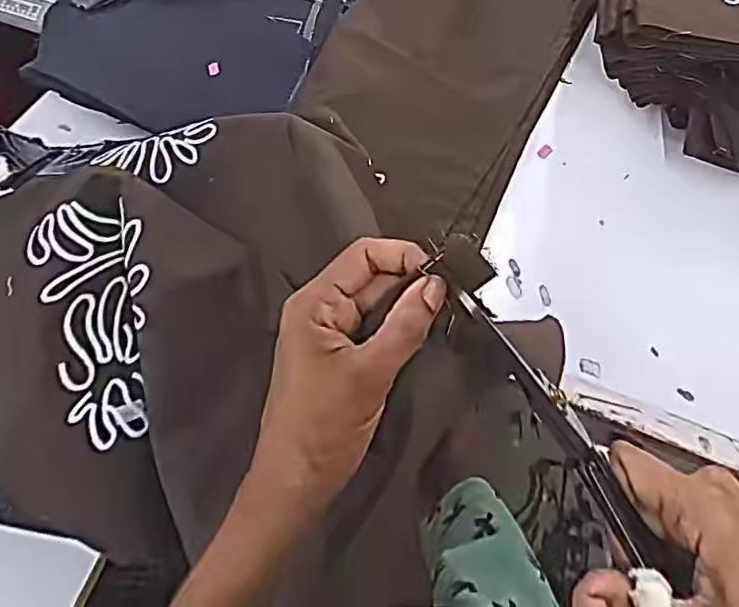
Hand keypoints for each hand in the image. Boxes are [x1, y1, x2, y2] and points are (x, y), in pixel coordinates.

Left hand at [248, 237, 445, 511]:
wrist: (295, 485)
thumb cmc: (314, 435)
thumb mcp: (370, 374)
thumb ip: (405, 325)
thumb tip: (432, 288)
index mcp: (313, 303)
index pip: (362, 254)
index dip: (401, 255)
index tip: (435, 270)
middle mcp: (318, 310)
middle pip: (372, 274)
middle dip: (409, 280)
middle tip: (442, 295)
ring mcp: (329, 331)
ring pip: (376, 300)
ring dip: (406, 303)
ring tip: (434, 313)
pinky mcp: (340, 352)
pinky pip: (374, 324)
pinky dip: (398, 324)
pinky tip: (416, 332)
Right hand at [572, 443, 738, 606]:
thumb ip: (624, 595)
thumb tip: (590, 584)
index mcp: (704, 497)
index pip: (621, 460)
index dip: (607, 511)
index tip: (618, 556)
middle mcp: (717, 489)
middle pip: (639, 490)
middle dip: (632, 540)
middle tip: (650, 588)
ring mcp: (731, 503)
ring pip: (661, 508)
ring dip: (656, 549)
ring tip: (677, 592)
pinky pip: (686, 520)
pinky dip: (679, 552)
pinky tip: (694, 587)